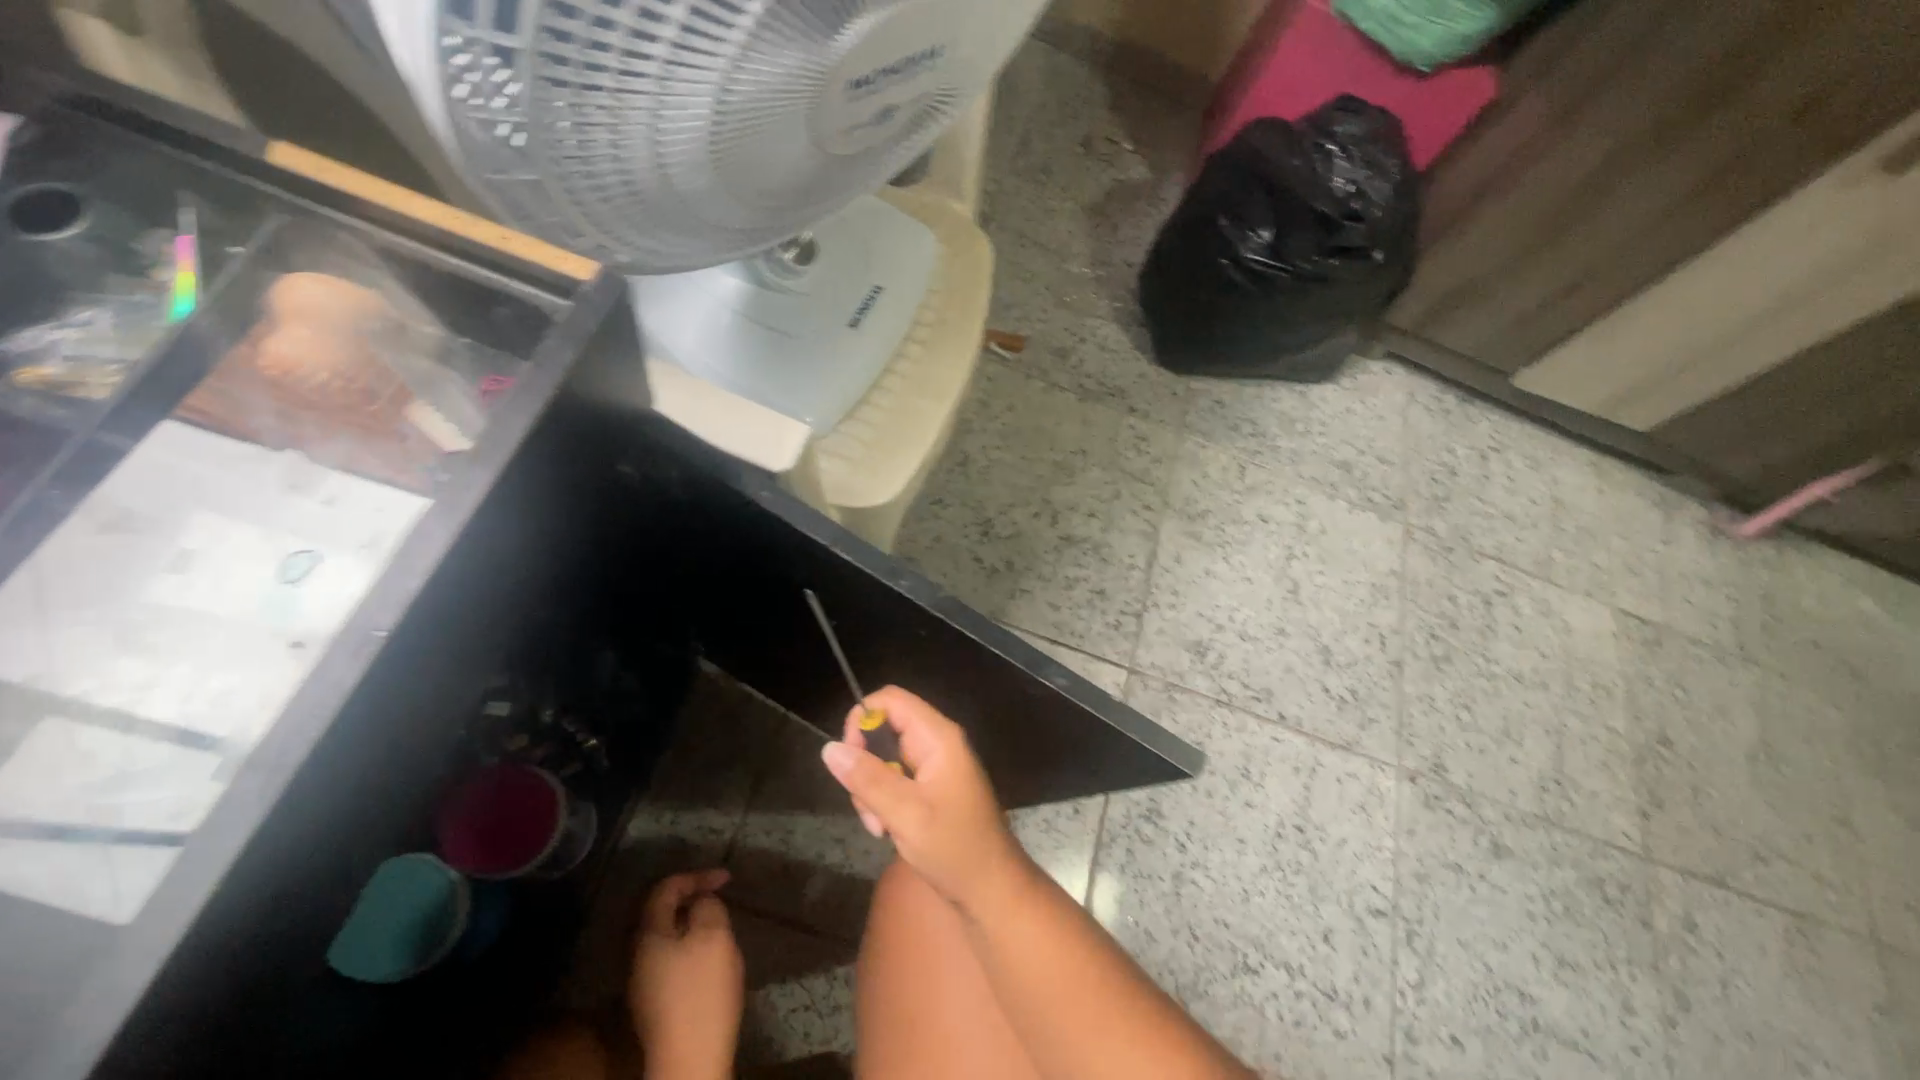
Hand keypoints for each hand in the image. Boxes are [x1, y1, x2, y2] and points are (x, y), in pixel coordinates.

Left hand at [628, 870, 743, 1079]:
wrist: (689, 1061)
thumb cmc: (702, 992)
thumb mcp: (713, 937)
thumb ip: (707, 908)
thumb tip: (701, 903)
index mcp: (648, 935)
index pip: (665, 889)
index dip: (696, 877)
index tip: (727, 878)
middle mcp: (638, 956)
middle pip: (662, 915)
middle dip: (692, 900)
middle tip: (721, 900)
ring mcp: (644, 983)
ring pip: (668, 940)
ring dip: (693, 926)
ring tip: (721, 929)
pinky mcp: (655, 1006)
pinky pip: (672, 962)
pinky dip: (691, 950)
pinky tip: (711, 963)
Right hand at [820, 686, 1032, 913]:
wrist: (990, 889)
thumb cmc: (954, 848)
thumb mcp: (905, 814)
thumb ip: (867, 779)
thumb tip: (829, 748)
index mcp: (938, 738)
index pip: (891, 700)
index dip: (863, 720)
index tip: (849, 758)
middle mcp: (936, 745)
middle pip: (883, 732)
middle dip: (864, 766)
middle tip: (866, 805)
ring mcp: (934, 768)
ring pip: (884, 760)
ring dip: (872, 792)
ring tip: (881, 827)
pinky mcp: (930, 790)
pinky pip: (895, 782)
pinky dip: (884, 803)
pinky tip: (888, 830)